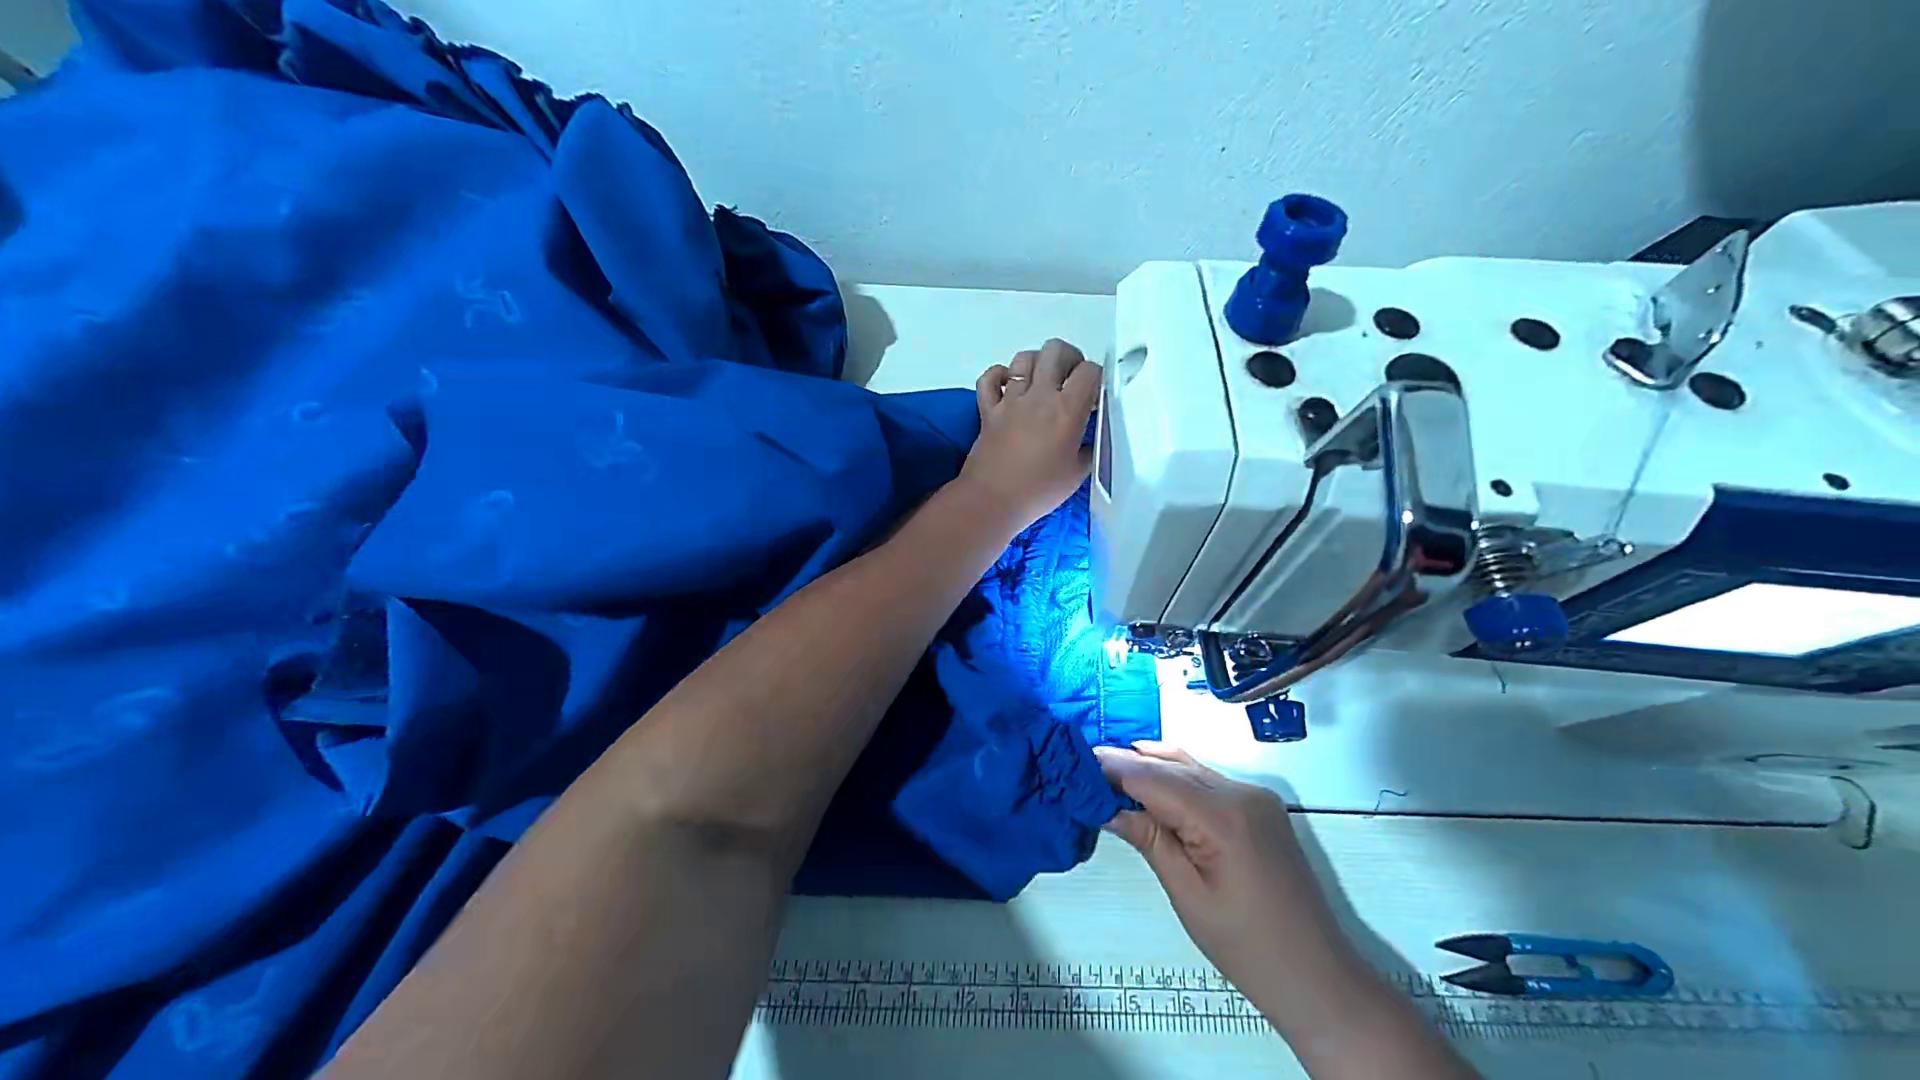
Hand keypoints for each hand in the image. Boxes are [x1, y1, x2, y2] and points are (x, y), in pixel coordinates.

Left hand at [955, 339, 1101, 533]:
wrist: (993, 500)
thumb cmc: (1039, 490)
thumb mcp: (1078, 473)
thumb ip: (1088, 449)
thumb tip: (1089, 439)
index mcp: (1067, 410)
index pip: (1089, 371)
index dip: (1096, 377)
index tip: (1094, 394)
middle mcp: (1039, 396)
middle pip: (1055, 351)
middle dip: (1069, 358)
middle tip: (1071, 378)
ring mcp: (1010, 400)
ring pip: (1024, 359)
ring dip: (1037, 363)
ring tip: (1042, 381)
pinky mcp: (987, 409)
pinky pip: (989, 378)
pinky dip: (998, 375)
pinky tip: (1008, 385)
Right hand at [1094, 742, 1362, 1030]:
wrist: (1318, 976)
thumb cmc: (1246, 946)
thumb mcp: (1186, 894)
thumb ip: (1148, 838)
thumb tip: (1105, 805)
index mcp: (1223, 815)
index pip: (1154, 777)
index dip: (1113, 767)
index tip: (1075, 760)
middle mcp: (1241, 793)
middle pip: (1171, 766)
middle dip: (1127, 763)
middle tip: (1082, 763)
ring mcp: (1254, 797)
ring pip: (1190, 767)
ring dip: (1150, 766)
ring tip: (1106, 767)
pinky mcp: (1259, 807)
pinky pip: (1208, 780)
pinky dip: (1175, 777)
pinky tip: (1149, 780)